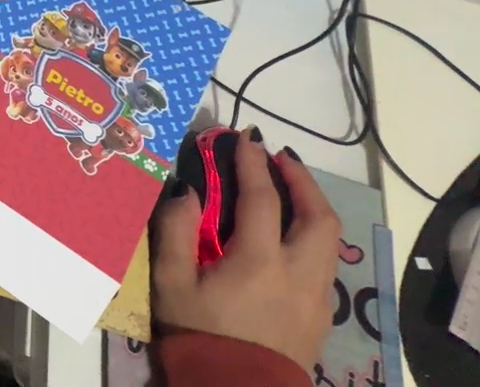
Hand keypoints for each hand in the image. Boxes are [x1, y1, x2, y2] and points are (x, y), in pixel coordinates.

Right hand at [152, 137, 341, 370]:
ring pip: (329, 239)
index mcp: (259, 260)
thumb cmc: (197, 326)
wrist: (236, 383)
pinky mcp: (320, 309)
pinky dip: (310, 231)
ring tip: (288, 184)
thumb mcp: (171, 277)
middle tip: (278, 156)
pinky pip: (323, 259)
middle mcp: (298, 272)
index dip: (252, 165)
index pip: (263, 200)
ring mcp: (316, 293)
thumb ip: (175, 229)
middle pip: (318, 217)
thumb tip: (186, 190)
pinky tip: (288, 229)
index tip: (244, 139)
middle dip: (301, 181)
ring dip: (311, 204)